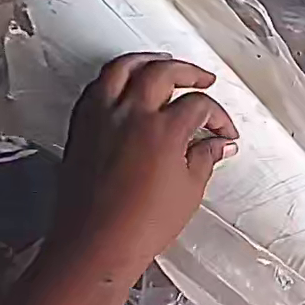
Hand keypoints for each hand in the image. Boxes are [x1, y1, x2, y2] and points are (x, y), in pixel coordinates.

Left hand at [49, 53, 237, 281]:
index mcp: (162, 130)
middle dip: (189, 71)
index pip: (198, 106)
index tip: (223, 131)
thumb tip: (219, 145)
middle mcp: (130, 114)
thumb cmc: (140, 226)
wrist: (94, 244)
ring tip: (162, 63)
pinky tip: (124, 84)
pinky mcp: (81, 127)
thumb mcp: (187, 192)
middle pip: (163, 72)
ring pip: (123, 68)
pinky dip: (114, 78)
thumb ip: (205, 159)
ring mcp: (101, 117)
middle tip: (203, 79)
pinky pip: (97, 87)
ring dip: (147, 60)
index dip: (218, 116)